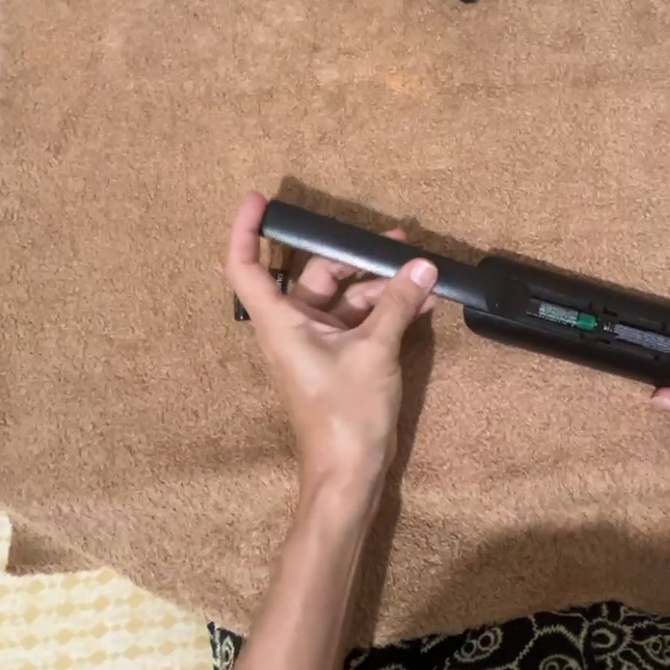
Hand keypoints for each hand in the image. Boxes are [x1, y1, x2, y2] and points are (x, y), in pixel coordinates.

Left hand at [225, 191, 438, 507]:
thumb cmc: (346, 412)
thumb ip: (398, 302)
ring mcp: (318, 341)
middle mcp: (294, 326)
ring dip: (383, 286)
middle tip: (397, 241)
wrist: (350, 471)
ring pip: (347, 297)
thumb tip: (423, 264)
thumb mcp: (375, 349)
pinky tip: (423, 301)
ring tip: (424, 275)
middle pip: (317, 274)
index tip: (258, 199)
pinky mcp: (341, 356)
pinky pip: (362, 319)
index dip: (245, 230)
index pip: (245, 267)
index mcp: (281, 321)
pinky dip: (388, 309)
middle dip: (356, 257)